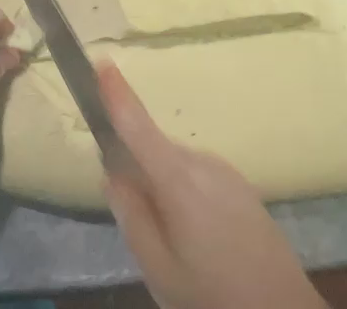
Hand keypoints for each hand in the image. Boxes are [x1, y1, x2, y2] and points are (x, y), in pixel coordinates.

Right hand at [98, 62, 328, 308]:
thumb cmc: (212, 293)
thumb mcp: (158, 267)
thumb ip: (130, 215)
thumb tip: (113, 174)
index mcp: (179, 181)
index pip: (139, 127)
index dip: (118, 95)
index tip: (103, 62)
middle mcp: (204, 165)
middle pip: (154, 151)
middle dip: (136, 172)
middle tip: (137, 223)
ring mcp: (227, 174)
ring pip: (176, 167)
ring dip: (163, 189)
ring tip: (173, 244)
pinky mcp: (243, 188)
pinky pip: (198, 178)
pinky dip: (185, 196)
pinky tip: (197, 240)